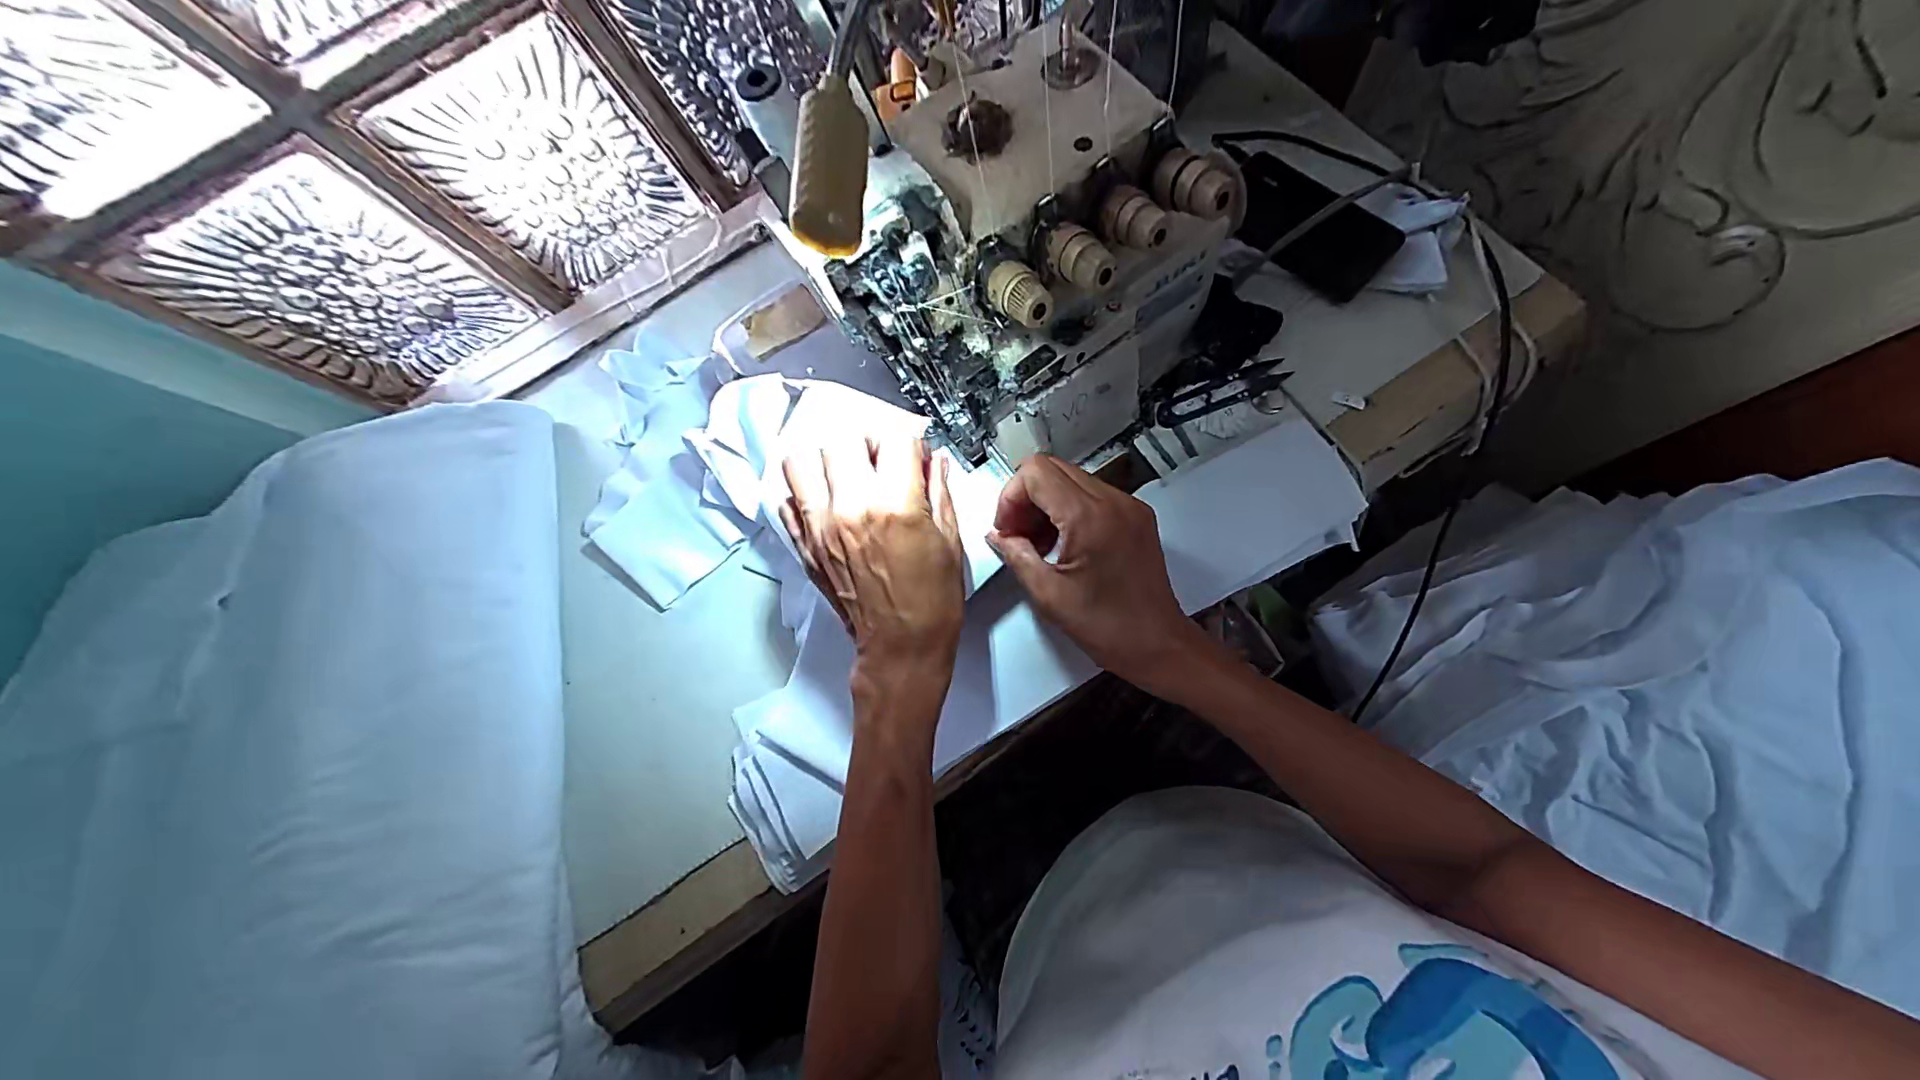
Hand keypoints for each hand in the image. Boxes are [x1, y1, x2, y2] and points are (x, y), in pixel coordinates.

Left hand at [781, 437, 966, 714]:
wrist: (901, 646)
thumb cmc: (930, 603)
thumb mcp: (949, 540)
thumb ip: (938, 492)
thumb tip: (934, 463)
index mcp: (894, 506)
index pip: (895, 440)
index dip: (910, 441)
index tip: (915, 452)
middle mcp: (851, 510)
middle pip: (843, 440)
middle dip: (866, 442)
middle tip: (880, 457)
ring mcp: (822, 527)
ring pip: (801, 461)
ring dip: (825, 458)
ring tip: (845, 470)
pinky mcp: (806, 546)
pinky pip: (787, 500)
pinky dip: (804, 491)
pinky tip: (827, 498)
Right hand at [985, 454, 1215, 697]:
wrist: (1157, 644)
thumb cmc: (1110, 627)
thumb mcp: (1047, 594)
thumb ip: (1016, 555)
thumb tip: (999, 535)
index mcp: (1090, 519)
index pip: (1036, 472)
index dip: (1011, 497)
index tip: (1007, 528)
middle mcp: (1114, 503)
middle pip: (1052, 468)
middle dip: (1025, 498)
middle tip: (1017, 535)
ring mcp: (1128, 507)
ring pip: (1070, 478)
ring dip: (1046, 504)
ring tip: (1039, 543)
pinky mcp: (1135, 516)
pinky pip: (1091, 494)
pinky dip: (1068, 510)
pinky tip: (1062, 543)